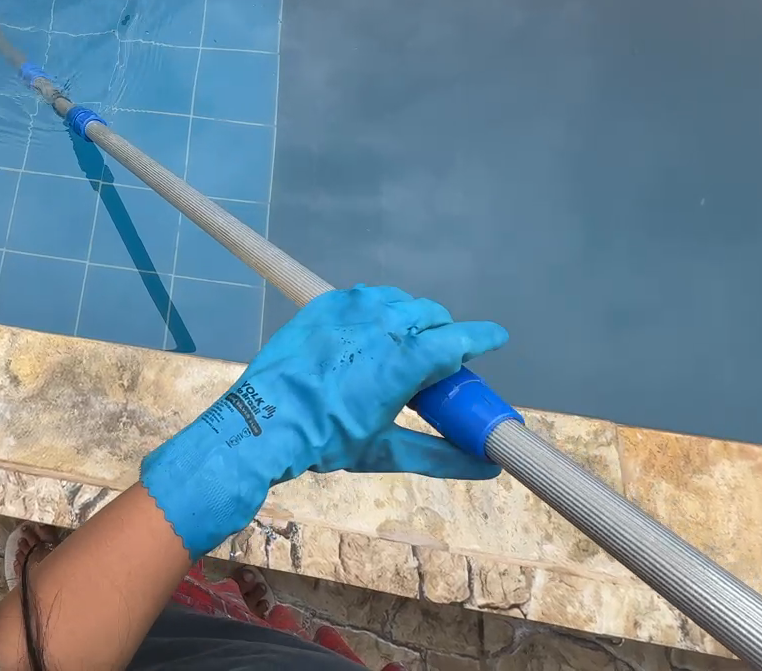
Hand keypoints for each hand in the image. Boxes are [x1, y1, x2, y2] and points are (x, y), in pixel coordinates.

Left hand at [140, 285, 507, 558]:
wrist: (265, 419)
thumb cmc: (326, 438)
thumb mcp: (385, 451)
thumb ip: (440, 455)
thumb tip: (486, 466)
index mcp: (403, 359)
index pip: (457, 338)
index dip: (481, 337)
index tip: (496, 337)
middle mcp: (379, 324)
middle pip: (428, 314)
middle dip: (441, 331)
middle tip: (438, 358)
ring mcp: (347, 309)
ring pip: (394, 300)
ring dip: (408, 316)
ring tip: (403, 342)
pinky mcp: (321, 305)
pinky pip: (360, 296)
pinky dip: (374, 308)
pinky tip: (368, 329)